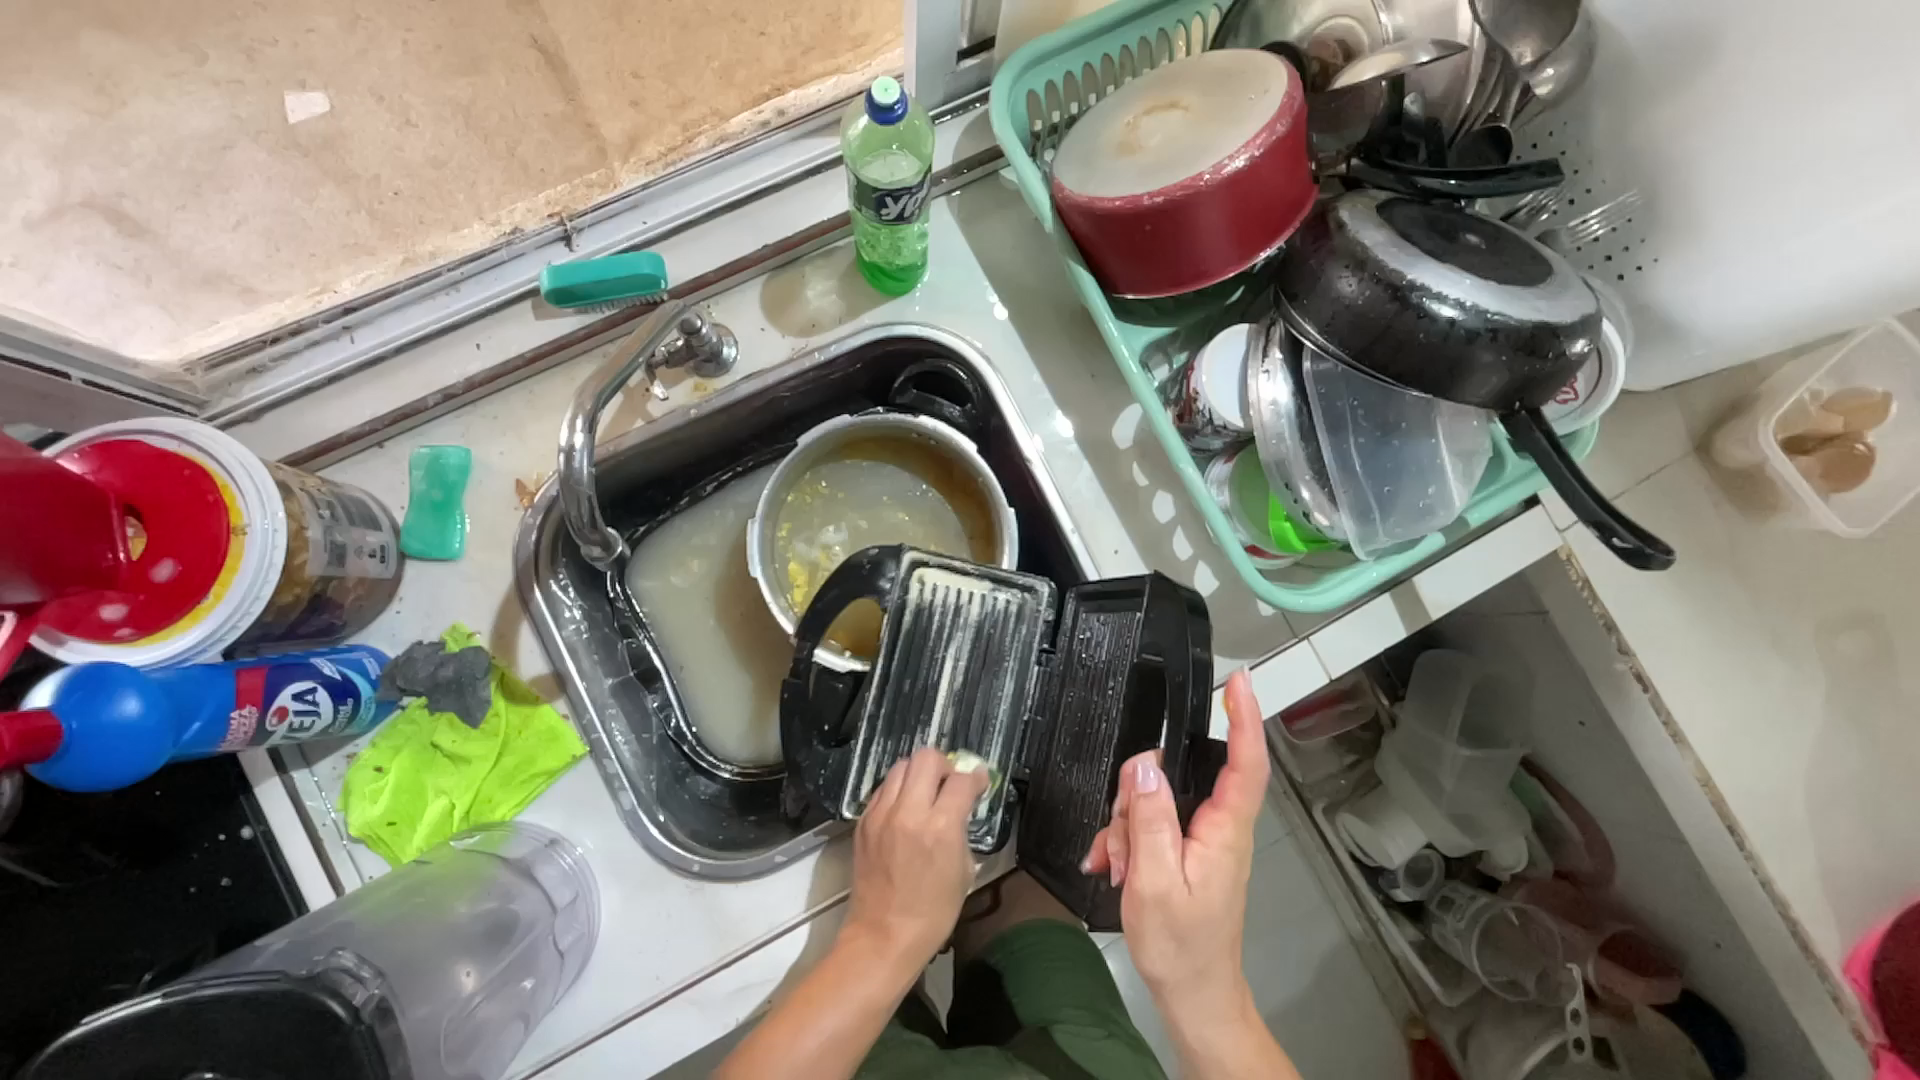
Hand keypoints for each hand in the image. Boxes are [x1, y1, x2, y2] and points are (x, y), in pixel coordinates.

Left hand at [843, 748, 989, 974]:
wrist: (883, 936)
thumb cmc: (933, 912)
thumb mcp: (963, 870)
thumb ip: (962, 828)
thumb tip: (962, 805)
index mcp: (940, 827)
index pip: (961, 780)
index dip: (975, 777)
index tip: (979, 782)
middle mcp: (909, 812)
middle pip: (927, 758)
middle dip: (944, 765)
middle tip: (949, 784)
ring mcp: (881, 814)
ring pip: (901, 766)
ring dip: (918, 774)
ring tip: (925, 793)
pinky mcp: (863, 821)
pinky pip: (883, 788)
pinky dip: (898, 790)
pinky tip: (905, 810)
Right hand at [1083, 671, 1269, 1008]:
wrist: (1194, 997)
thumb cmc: (1181, 946)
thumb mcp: (1153, 881)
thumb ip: (1149, 819)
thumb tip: (1144, 765)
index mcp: (1224, 830)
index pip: (1246, 763)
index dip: (1245, 718)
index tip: (1240, 681)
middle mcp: (1220, 827)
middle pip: (1179, 777)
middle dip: (1138, 795)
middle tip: (1120, 837)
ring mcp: (1203, 840)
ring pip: (1156, 801)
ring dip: (1126, 826)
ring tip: (1117, 865)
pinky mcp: (1186, 852)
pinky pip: (1151, 825)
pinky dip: (1125, 841)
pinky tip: (1111, 866)